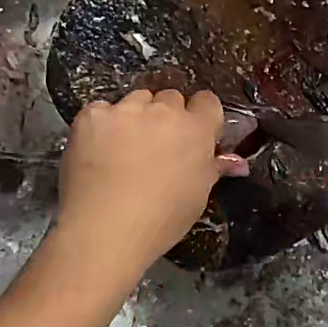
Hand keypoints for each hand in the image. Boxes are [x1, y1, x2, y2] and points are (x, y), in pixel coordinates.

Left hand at [55, 88, 244, 273]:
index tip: (194, 134)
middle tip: (159, 145)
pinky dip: (102, 125)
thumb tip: (236, 162)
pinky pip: (102, 110)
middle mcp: (164, 112)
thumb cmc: (162, 219)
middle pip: (171, 97)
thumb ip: (213, 168)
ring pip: (137, 99)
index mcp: (197, 130)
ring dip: (136, 116)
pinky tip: (98, 150)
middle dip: (167, 116)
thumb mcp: (198, 196)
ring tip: (125, 147)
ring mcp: (126, 111)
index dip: (201, 116)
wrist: (106, 228)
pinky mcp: (91, 116)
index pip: (207, 101)